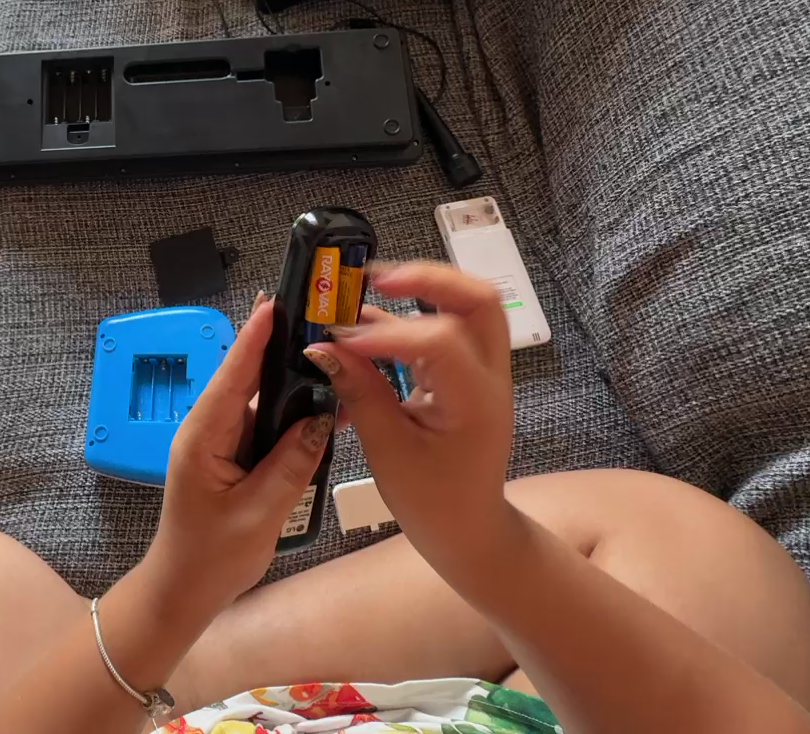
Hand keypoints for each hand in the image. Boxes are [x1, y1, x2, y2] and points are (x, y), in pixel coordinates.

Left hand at [141, 298, 331, 619]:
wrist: (183, 589)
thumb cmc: (212, 556)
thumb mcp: (258, 513)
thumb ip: (291, 464)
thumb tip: (321, 417)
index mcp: (204, 435)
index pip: (232, 376)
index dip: (253, 337)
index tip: (272, 302)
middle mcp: (209, 428)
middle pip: (244, 378)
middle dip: (273, 345)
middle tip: (308, 314)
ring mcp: (220, 440)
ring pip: (257, 400)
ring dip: (286, 380)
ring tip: (321, 351)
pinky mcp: (232, 453)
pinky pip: (262, 423)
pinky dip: (287, 413)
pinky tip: (317, 404)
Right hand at [303, 262, 520, 576]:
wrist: (468, 530)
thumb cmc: (432, 500)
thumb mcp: (388, 450)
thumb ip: (358, 391)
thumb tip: (321, 346)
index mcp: (475, 401)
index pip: (440, 341)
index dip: (387, 331)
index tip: (341, 338)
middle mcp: (487, 375)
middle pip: (477, 300)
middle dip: (426, 279)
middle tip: (376, 279)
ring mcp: (479, 370)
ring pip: (465, 305)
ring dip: (418, 288)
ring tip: (365, 287)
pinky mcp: (460, 372)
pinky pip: (441, 326)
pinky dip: (404, 315)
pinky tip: (363, 322)